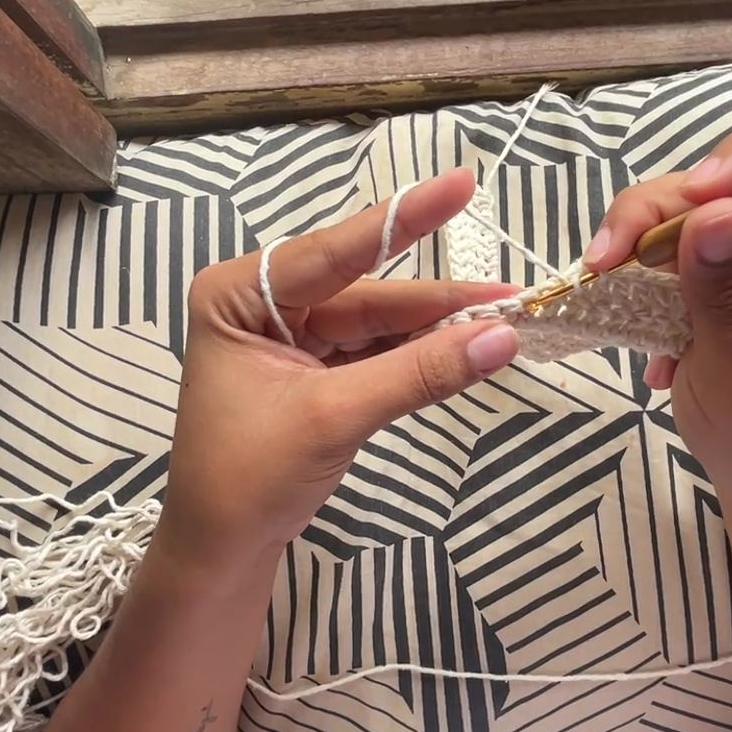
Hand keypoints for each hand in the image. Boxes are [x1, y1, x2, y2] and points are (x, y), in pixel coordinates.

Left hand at [162, 168, 520, 553]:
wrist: (221, 549)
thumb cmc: (249, 478)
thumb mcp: (334, 416)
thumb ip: (418, 373)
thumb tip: (502, 336)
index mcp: (239, 293)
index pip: (335, 250)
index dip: (405, 219)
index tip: (462, 183)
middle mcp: (263, 303)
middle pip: (364, 290)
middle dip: (436, 300)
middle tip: (510, 294)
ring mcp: (289, 337)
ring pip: (375, 323)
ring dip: (434, 330)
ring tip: (502, 323)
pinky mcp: (312, 370)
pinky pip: (373, 352)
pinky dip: (416, 357)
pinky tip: (462, 350)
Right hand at [587, 124, 731, 504]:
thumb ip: (726, 296)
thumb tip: (713, 211)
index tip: (696, 192)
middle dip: (676, 202)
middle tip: (611, 250)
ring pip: (710, 197)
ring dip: (647, 229)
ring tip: (603, 273)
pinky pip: (687, 230)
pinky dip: (645, 256)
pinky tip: (629, 300)